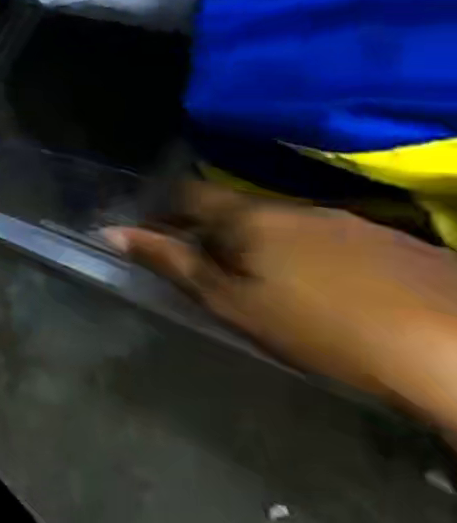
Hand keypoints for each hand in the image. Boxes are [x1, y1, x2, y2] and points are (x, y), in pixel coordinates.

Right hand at [106, 183, 456, 430]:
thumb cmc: (322, 330)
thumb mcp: (230, 303)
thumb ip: (169, 262)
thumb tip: (110, 231)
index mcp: (251, 216)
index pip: (187, 192)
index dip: (161, 207)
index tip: (149, 233)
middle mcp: (302, 208)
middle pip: (242, 210)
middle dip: (220, 231)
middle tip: (211, 268)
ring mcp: (364, 226)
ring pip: (295, 227)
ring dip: (275, 246)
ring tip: (277, 284)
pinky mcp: (413, 250)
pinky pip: (345, 244)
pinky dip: (325, 260)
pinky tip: (338, 294)